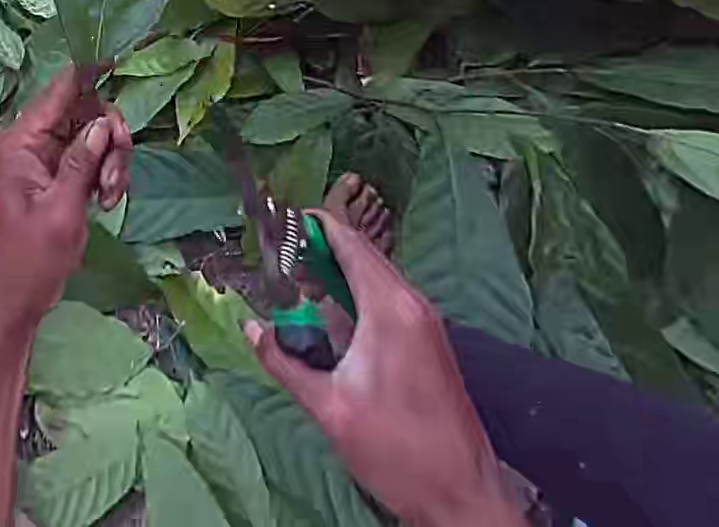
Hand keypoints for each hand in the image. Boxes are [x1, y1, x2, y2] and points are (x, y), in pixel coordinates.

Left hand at [0, 67, 130, 326]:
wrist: (11, 303)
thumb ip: (82, 162)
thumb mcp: (60, 210)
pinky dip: (106, 174)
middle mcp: (33, 142)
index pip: (60, 90)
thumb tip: (102, 121)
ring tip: (110, 199)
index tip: (117, 59)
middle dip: (110, 138)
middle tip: (116, 175)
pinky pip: (92, 157)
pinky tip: (107, 202)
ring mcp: (47, 158)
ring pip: (94, 135)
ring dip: (111, 162)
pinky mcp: (59, 175)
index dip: (89, 72)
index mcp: (22, 141)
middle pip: (85, 111)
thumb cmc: (29, 260)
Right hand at [244, 209, 522, 526]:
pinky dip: (357, 289)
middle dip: (321, 247)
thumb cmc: (396, 451)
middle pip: (362, 253)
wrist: (466, 502)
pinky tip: (333, 313)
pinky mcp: (430, 337)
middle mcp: (411, 303)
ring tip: (299, 283)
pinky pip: (387, 294)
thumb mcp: (328, 407)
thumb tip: (251, 328)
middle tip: (281, 256)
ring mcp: (426, 320)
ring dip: (338, 269)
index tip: (283, 219)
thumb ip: (284, 362)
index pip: (350, 243)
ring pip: (375, 273)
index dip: (316, 224)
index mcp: (389, 309)